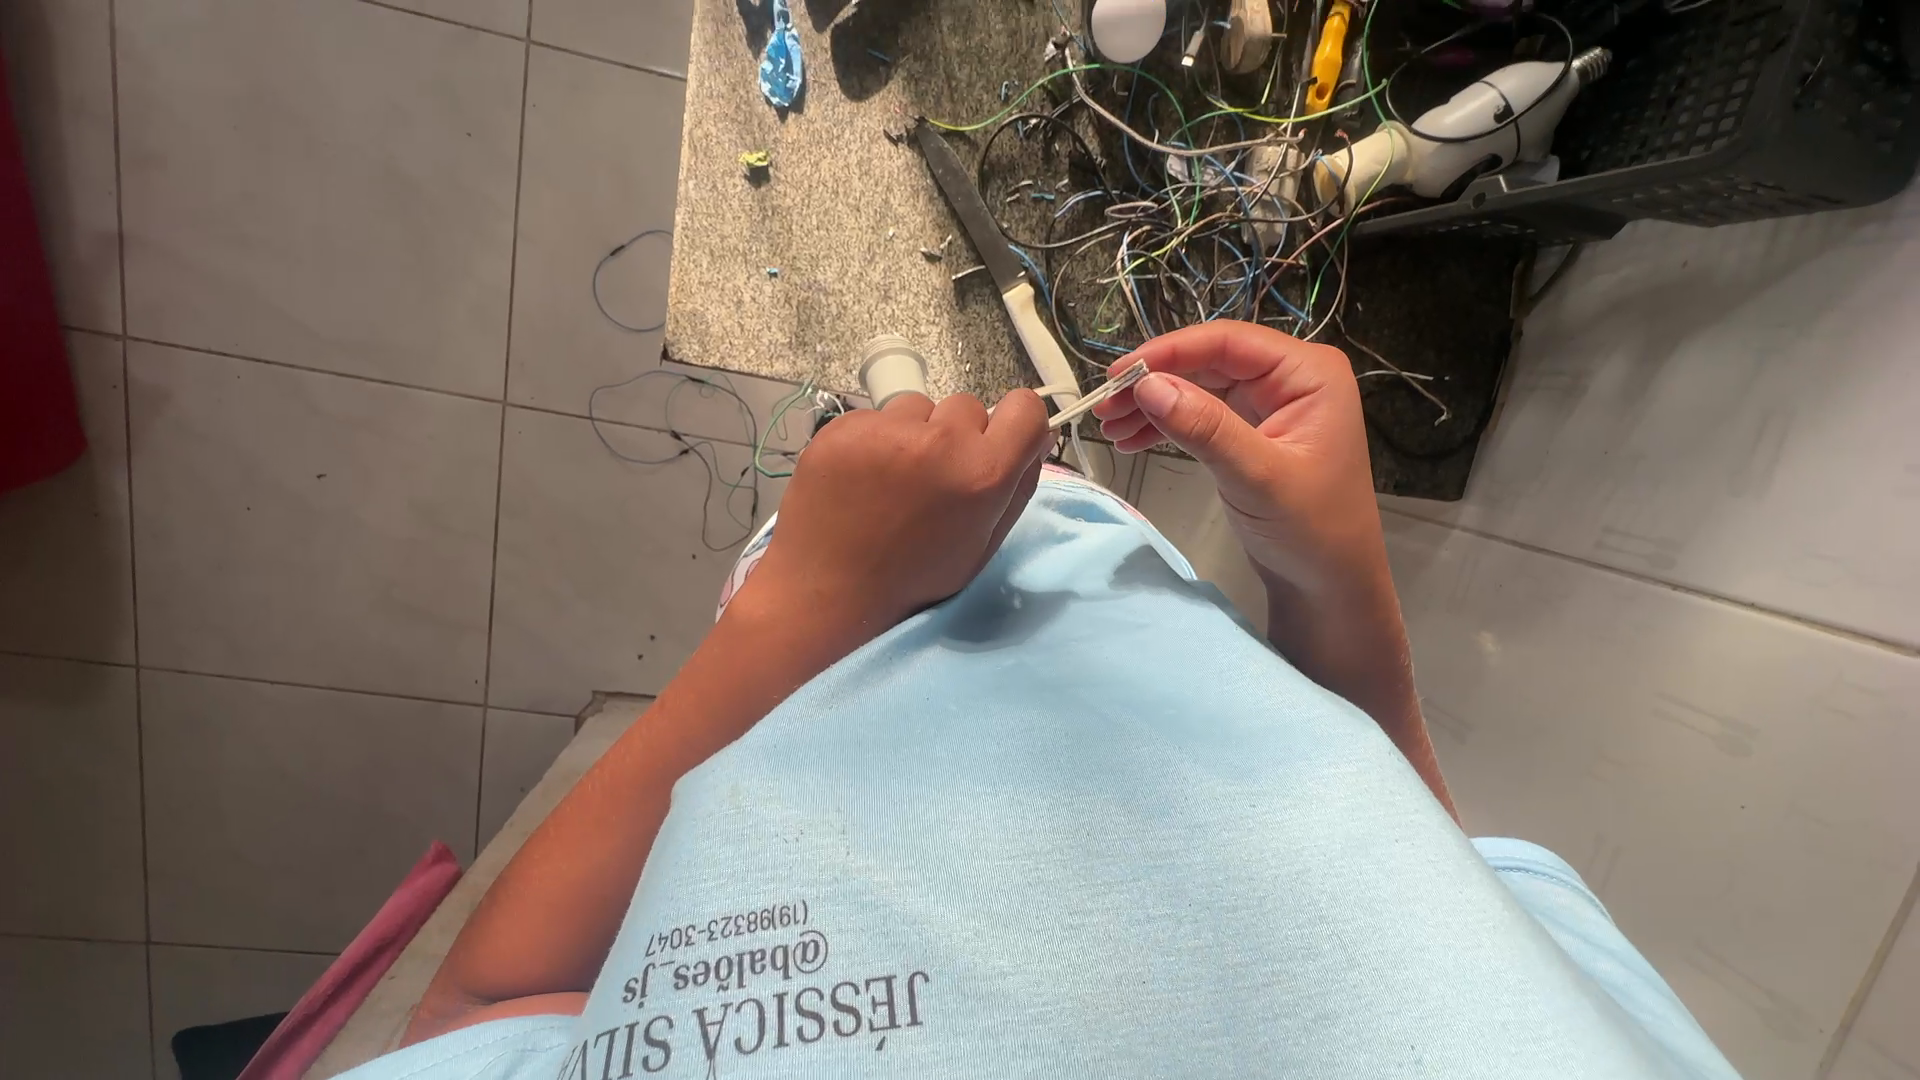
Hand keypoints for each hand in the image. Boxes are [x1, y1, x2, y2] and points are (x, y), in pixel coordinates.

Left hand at [747, 389, 1051, 632]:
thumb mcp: (983, 545)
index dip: (1016, 425)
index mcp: (982, 473)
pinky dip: (874, 440)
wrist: (828, 591)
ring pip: (919, 408)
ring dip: (914, 434)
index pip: (1025, 407)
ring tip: (891, 481)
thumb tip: (1039, 436)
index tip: (997, 445)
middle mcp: (939, 440)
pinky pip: (876, 417)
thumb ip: (1018, 486)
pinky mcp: (844, 426)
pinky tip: (859, 479)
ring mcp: (886, 429)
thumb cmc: (914, 578)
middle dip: (958, 437)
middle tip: (932, 480)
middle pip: (969, 407)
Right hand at [1091, 320, 1384, 603]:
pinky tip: (1132, 441)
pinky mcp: (1249, 431)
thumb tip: (1147, 386)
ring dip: (1152, 405)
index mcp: (1307, 374)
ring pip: (1197, 388)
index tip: (1118, 374)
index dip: (1168, 352)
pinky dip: (1165, 427)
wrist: (1328, 582)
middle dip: (1154, 381)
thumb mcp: (1256, 476)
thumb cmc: (1310, 529)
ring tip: (1110, 428)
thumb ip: (1205, 427)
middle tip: (1104, 407)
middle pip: (1207, 362)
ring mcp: (1268, 405)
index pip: (1227, 342)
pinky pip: (1199, 415)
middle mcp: (1288, 379)